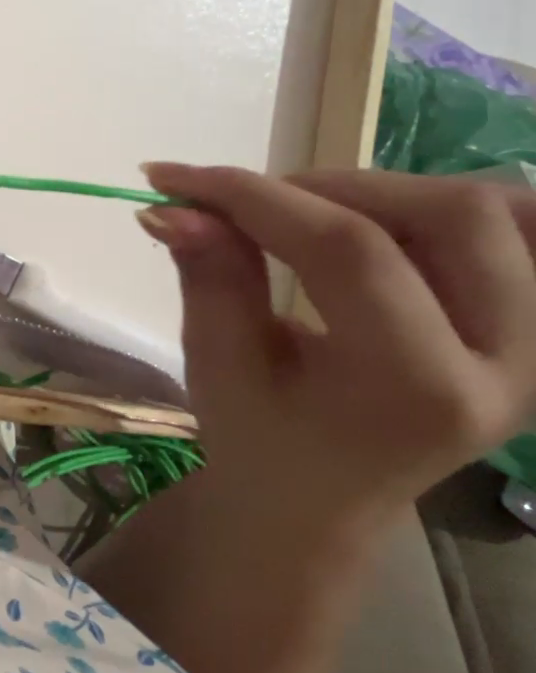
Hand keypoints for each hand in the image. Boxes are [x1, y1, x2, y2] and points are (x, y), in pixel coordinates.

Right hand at [138, 165, 535, 523]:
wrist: (318, 494)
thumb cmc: (255, 434)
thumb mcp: (217, 363)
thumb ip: (210, 276)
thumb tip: (173, 207)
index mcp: (418, 387)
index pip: (349, 251)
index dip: (254, 196)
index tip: (172, 178)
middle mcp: (512, 363)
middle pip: (455, 216)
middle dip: (331, 186)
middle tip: (249, 202)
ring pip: (503, 212)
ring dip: (394, 191)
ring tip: (312, 211)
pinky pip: (528, 234)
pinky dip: (455, 209)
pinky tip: (388, 219)